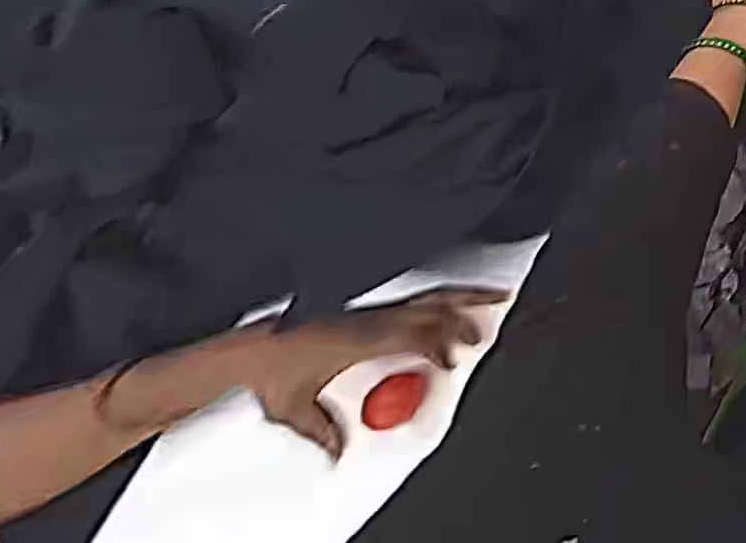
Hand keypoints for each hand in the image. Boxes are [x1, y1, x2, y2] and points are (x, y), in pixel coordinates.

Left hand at [232, 287, 508, 458]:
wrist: (247, 347)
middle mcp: (376, 317)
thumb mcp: (292, 409)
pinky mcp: (380, 303)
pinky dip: (453, 293)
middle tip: (480, 337)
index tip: (452, 362)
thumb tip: (341, 451)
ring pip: (436, 295)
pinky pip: (426, 294)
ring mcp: (379, 307)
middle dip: (464, 322)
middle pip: (435, 310)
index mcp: (362, 338)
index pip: (417, 338)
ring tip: (498, 296)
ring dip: (469, 296)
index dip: (440, 348)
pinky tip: (465, 296)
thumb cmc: (270, 373)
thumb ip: (325, 430)